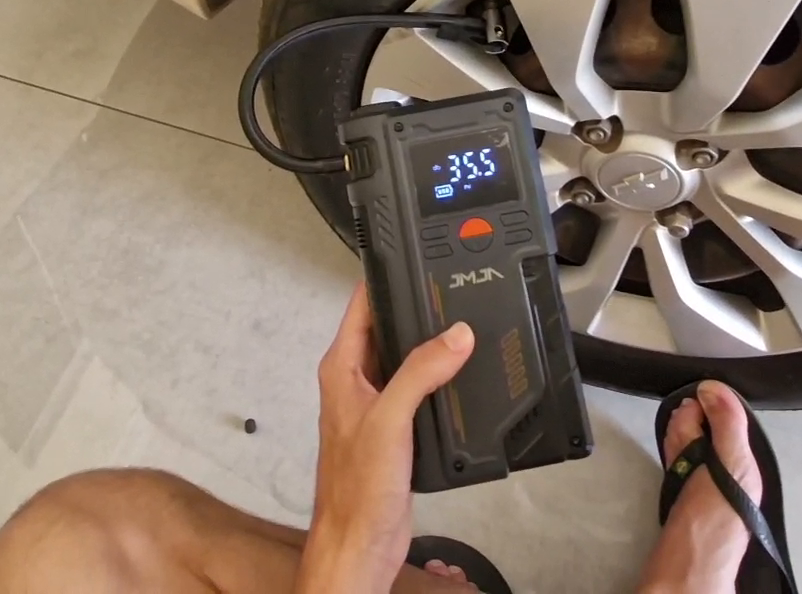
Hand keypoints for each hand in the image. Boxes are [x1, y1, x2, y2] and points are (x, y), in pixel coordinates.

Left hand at [298, 284, 474, 592]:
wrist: (361, 543)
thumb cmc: (356, 489)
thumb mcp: (390, 419)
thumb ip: (421, 372)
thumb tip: (454, 335)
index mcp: (342, 367)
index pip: (361, 304)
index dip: (383, 278)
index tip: (408, 258)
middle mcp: (356, 379)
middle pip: (387, 327)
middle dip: (415, 309)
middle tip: (446, 290)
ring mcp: (375, 402)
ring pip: (405, 356)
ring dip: (428, 344)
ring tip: (459, 325)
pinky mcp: (394, 425)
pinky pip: (418, 385)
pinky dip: (437, 375)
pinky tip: (457, 373)